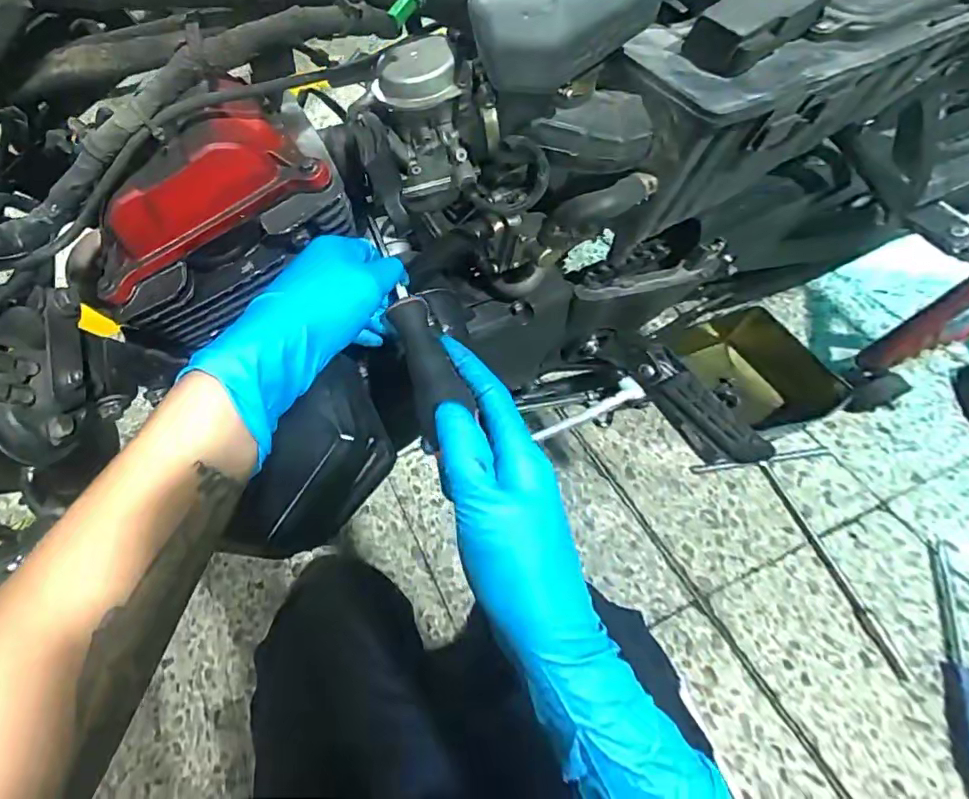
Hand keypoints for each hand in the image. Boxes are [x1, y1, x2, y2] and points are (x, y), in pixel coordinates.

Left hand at [183, 235, 404, 470]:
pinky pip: (338, 321)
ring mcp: (311, 296)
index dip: (387, 268)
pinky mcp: (307, 321)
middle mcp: (318, 268)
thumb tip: (396, 266)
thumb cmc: (321, 305)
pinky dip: (356, 329)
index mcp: (332, 248)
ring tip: (387, 328)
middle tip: (395, 309)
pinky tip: (370, 339)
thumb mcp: (369, 281)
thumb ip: (388, 270)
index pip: (368, 251)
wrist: (285, 341)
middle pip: (359, 278)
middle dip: (379, 295)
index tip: (401, 284)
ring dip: (370, 315)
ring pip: (349, 302)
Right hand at [433, 336, 602, 663]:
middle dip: (459, 388)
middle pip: (490, 413)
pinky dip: (459, 453)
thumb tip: (448, 402)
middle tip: (422, 374)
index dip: (468, 366)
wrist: (546, 628)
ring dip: (457, 422)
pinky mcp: (508, 508)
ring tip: (425, 416)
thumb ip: (463, 448)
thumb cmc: (512, 561)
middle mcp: (524, 463)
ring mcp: (518, 487)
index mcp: (521, 455)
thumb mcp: (480, 499)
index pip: (493, 395)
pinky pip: (481, 464)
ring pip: (483, 439)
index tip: (442, 340)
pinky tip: (442, 464)